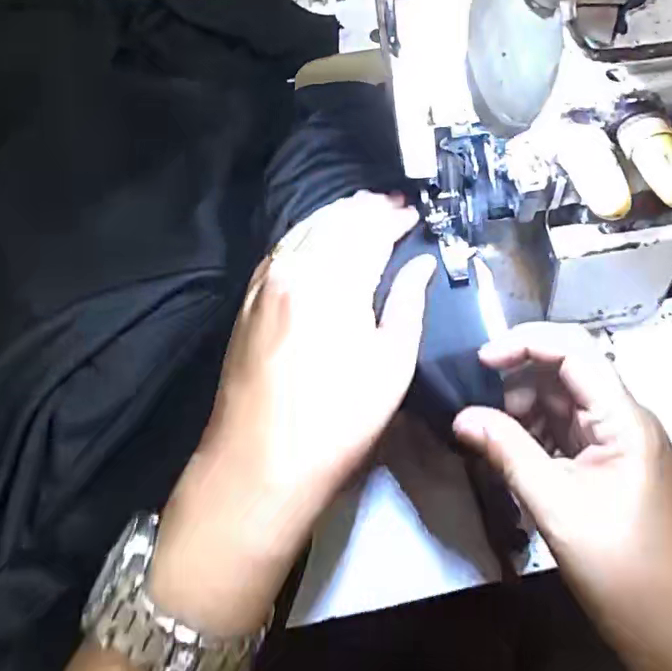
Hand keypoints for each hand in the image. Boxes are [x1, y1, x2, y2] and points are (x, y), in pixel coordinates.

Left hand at [146, 192, 434, 635]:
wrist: (257, 467)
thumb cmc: (339, 420)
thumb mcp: (393, 363)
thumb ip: (408, 302)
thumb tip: (423, 264)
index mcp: (337, 286)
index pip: (370, 233)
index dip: (394, 219)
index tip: (413, 212)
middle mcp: (298, 273)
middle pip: (336, 222)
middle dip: (367, 208)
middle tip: (392, 203)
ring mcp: (267, 286)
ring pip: (305, 229)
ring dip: (336, 214)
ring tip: (362, 208)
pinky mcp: (249, 302)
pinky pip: (282, 249)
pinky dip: (306, 231)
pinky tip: (318, 234)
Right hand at [452, 324, 671, 670]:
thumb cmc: (625, 568)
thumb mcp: (558, 507)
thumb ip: (509, 453)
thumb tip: (463, 417)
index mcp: (624, 414)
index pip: (574, 350)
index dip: (526, 343)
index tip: (482, 359)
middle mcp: (625, 416)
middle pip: (569, 373)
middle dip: (521, 382)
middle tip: (482, 410)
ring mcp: (621, 441)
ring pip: (568, 404)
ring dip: (528, 412)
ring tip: (494, 437)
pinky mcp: (614, 466)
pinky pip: (572, 434)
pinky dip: (541, 438)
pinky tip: (516, 455)